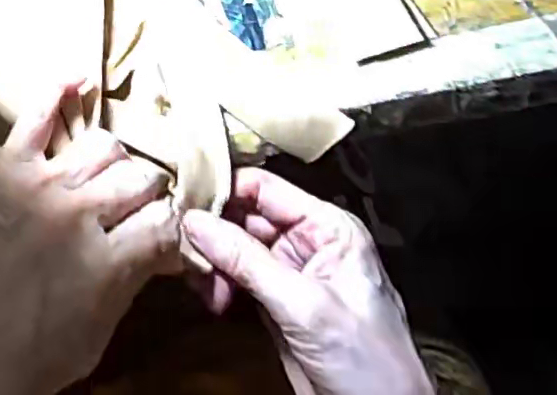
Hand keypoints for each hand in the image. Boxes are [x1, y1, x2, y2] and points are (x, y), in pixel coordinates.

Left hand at [0, 80, 180, 394]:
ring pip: (104, 145)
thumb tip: (160, 249)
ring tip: (113, 177)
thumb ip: (130, 283)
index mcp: (106, 263)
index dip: (176, 232)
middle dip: (152, 194)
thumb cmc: (23, 356)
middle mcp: (79, 211)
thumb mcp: (94, 337)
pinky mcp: (7, 163)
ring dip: (118, 161)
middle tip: (144, 208)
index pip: (167, 225)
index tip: (173, 238)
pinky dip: (58, 90)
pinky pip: (36, 114)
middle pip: (140, 178)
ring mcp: (41, 181)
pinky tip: (79, 78)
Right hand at [183, 168, 430, 394]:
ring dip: (210, 261)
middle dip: (211, 232)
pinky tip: (211, 297)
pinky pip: (233, 273)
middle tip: (185, 248)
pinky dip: (216, 281)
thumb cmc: (371, 369)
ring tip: (201, 282)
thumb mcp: (305, 307)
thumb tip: (193, 220)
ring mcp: (288, 270)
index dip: (222, 191)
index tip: (185, 202)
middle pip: (240, 215)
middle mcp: (305, 240)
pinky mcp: (274, 298)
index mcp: (326, 227)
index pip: (261, 187)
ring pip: (231, 244)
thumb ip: (246, 259)